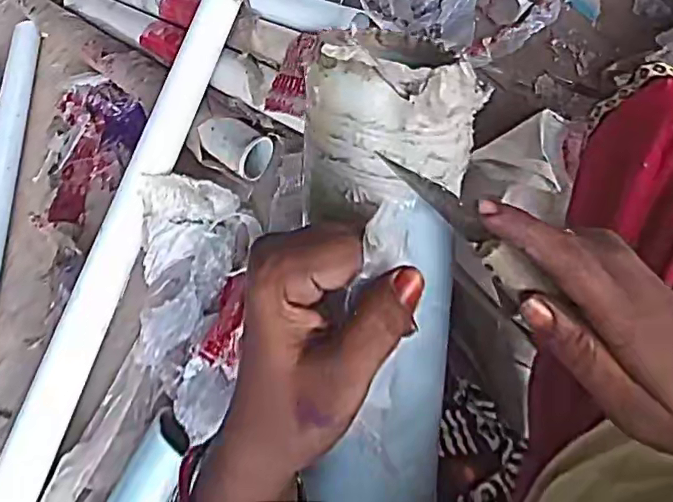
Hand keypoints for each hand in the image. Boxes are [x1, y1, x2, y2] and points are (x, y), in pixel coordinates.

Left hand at [194, 225, 422, 501]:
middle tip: (362, 327)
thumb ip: (379, 324)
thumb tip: (410, 277)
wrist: (262, 435)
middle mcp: (271, 251)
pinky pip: (338, 249)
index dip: (375, 282)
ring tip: (353, 324)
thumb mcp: (343, 379)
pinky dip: (354, 278)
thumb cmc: (288, 414)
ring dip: (365, 278)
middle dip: (372, 277)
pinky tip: (345, 314)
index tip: (377, 317)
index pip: (351, 246)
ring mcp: (277, 252)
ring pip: (348, 240)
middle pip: (349, 237)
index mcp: (274, 272)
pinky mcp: (287, 259)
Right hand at [479, 201, 672, 459]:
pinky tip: (527, 256)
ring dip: (522, 234)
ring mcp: (619, 254)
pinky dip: (540, 240)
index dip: (520, 230)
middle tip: (471, 231)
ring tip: (492, 245)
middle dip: (509, 229)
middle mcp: (618, 268)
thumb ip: (577, 351)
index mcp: (620, 306)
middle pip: (555, 238)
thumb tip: (528, 303)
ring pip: (559, 235)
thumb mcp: (630, 404)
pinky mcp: (614, 251)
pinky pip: (568, 238)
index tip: (482, 212)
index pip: (563, 255)